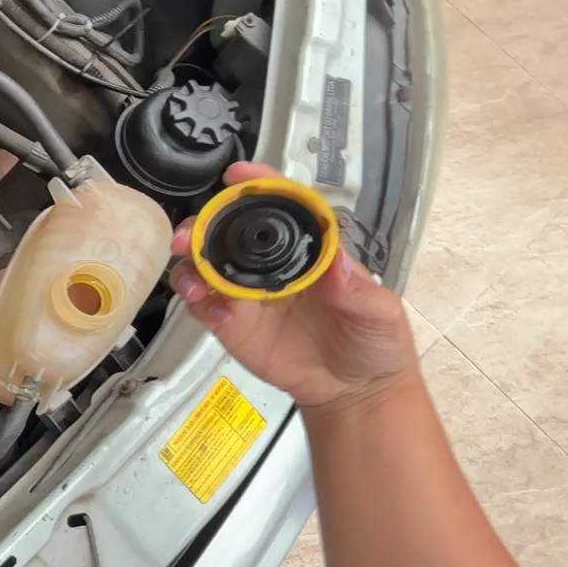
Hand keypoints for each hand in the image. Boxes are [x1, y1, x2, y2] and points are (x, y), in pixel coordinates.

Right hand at [169, 162, 418, 416]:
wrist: (352, 392)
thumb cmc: (373, 344)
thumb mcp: (380, 313)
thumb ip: (357, 290)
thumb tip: (335, 262)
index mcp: (308, 253)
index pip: (282, 210)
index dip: (259, 187)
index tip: (238, 175)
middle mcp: (270, 268)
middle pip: (226, 235)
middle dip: (201, 228)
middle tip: (187, 237)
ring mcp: (245, 295)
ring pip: (203, 268)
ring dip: (189, 268)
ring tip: (192, 284)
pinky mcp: (229, 324)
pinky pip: (202, 307)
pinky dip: (198, 304)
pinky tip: (213, 313)